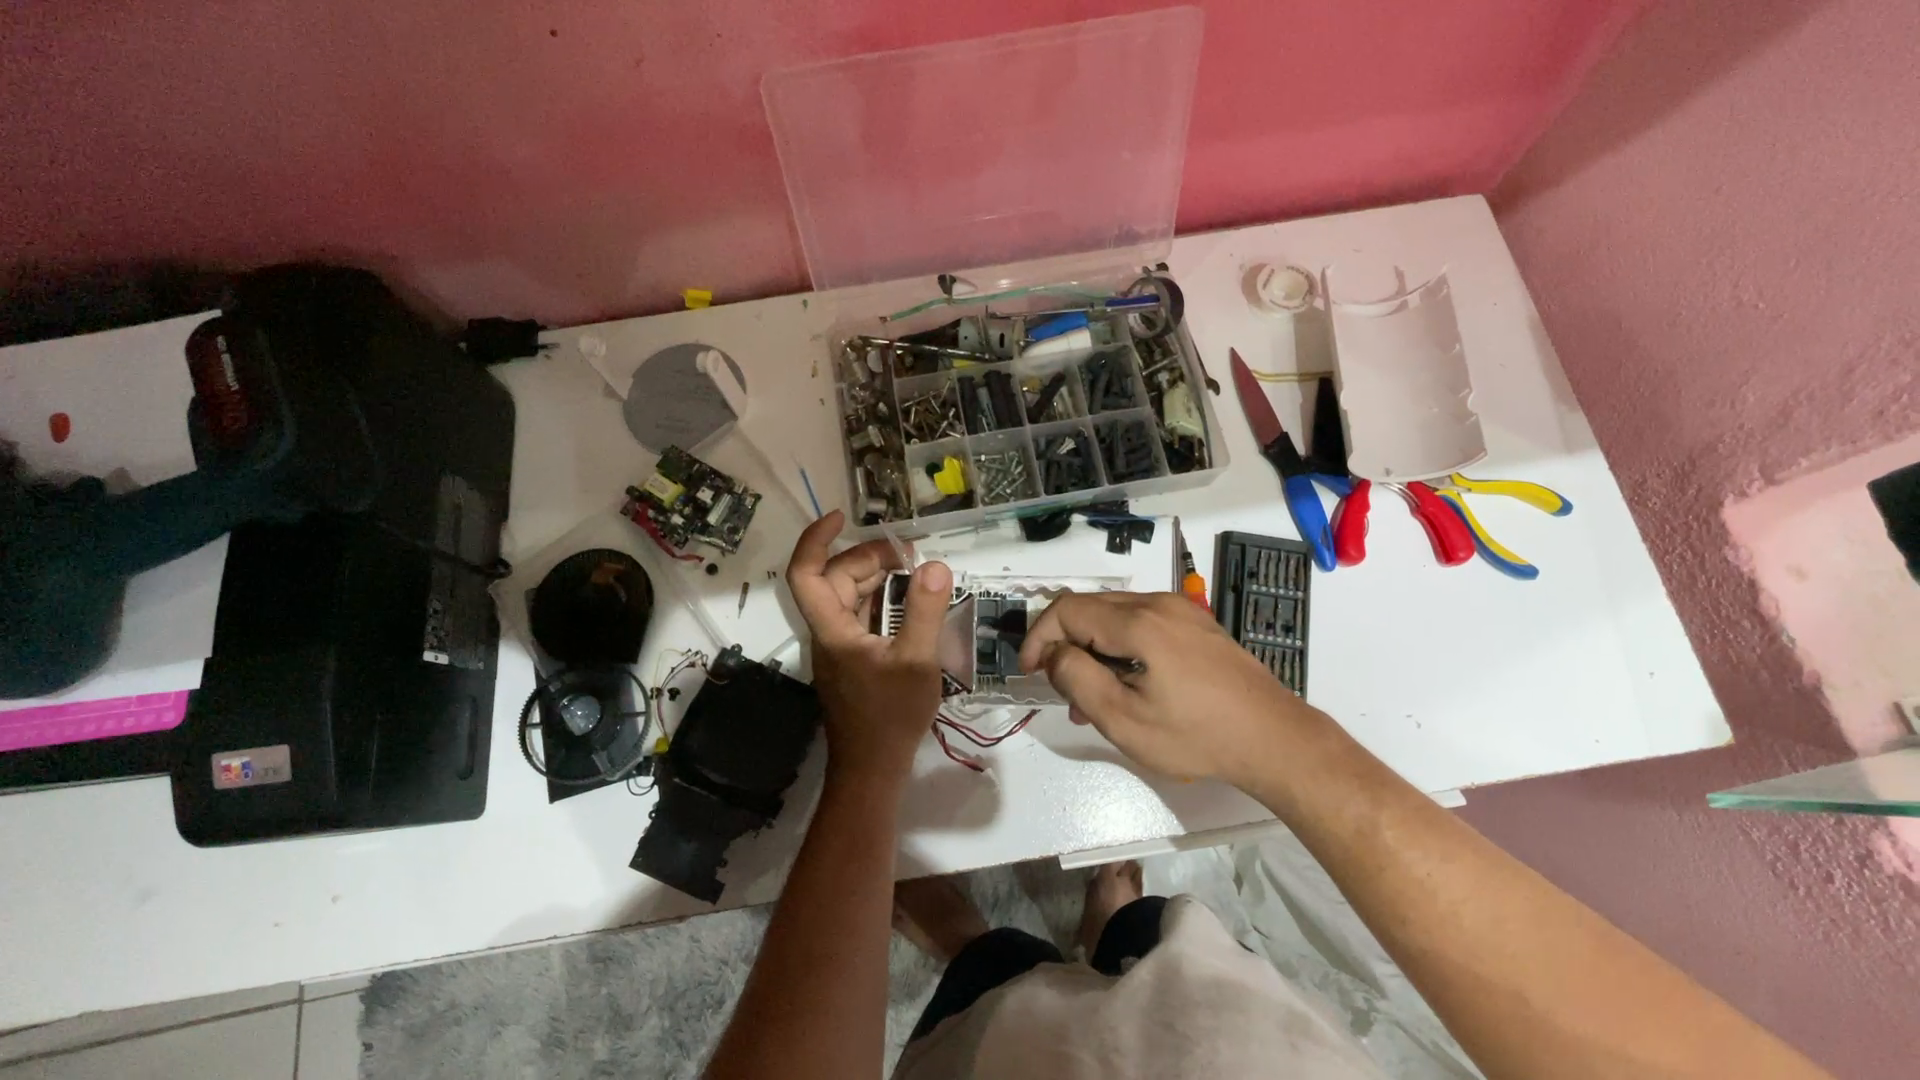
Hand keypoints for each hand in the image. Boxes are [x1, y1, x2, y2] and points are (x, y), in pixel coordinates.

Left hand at [786, 510, 952, 784]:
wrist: (872, 769)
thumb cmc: (890, 716)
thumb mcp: (917, 661)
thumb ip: (926, 611)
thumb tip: (935, 565)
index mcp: (832, 629)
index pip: (806, 573)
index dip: (816, 539)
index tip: (842, 518)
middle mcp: (829, 633)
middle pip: (834, 580)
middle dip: (867, 558)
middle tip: (909, 554)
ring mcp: (840, 650)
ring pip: (848, 599)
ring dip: (877, 580)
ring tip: (915, 574)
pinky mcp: (853, 663)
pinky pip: (861, 620)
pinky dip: (883, 604)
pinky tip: (912, 606)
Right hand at [1017, 591, 1328, 787]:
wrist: (1273, 738)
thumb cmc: (1196, 736)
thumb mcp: (1124, 719)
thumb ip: (1078, 679)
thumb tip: (1054, 653)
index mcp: (1139, 622)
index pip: (1067, 609)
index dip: (1039, 637)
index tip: (1030, 673)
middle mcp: (1159, 603)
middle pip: (1091, 608)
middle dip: (1065, 645)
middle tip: (1062, 692)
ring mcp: (1182, 611)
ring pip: (1116, 616)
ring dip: (1093, 649)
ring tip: (1093, 699)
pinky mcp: (1197, 625)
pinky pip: (1143, 625)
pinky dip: (1120, 647)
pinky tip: (1126, 686)